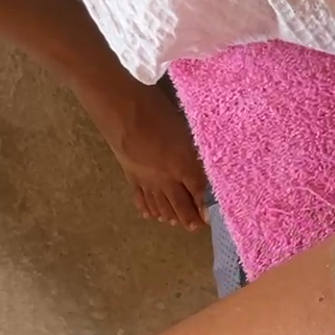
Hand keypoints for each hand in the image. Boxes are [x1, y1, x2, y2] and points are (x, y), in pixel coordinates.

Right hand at [76, 75, 207, 230]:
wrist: (122, 107)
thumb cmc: (160, 112)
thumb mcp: (186, 131)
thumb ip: (195, 153)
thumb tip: (203, 168)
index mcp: (184, 166)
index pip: (199, 193)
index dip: (206, 207)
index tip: (211, 216)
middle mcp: (166, 179)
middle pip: (180, 207)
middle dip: (190, 219)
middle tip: (196, 226)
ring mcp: (147, 180)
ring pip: (160, 206)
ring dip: (170, 216)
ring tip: (177, 222)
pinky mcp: (130, 175)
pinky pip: (140, 198)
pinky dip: (147, 208)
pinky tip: (151, 215)